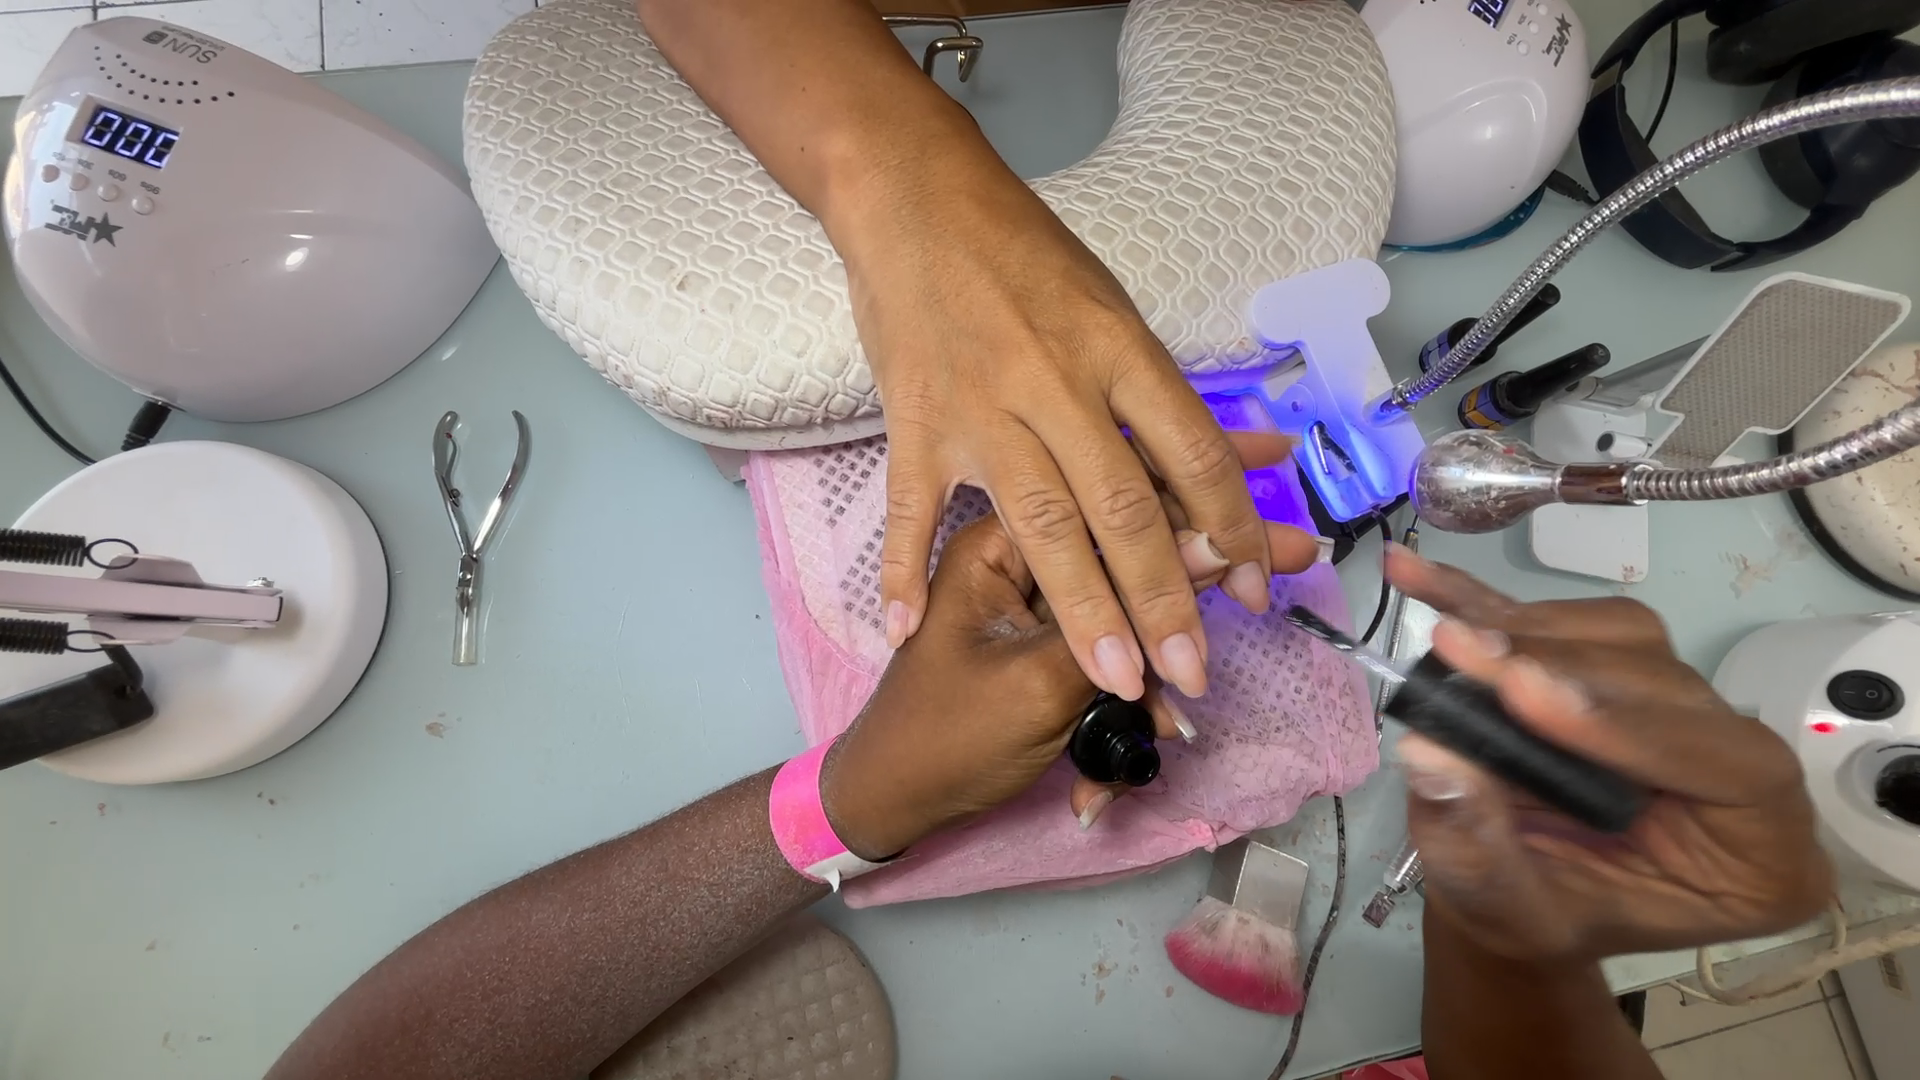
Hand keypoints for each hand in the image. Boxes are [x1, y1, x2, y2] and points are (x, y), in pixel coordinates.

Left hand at [821, 433, 1317, 858]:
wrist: (894, 797)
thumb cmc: (950, 737)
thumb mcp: (1037, 681)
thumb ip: (1121, 615)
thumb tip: (1208, 550)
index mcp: (998, 542)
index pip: (1103, 499)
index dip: (1192, 500)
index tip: (1266, 496)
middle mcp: (1019, 554)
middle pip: (1126, 534)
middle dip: (1209, 543)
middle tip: (1291, 547)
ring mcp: (1035, 595)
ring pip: (1124, 582)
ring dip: (1186, 604)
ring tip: (1262, 594)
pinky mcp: (1047, 634)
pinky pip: (1111, 624)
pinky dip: (1148, 656)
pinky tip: (1176, 698)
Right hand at [834, 157, 1277, 703]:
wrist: (917, 201)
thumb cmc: (1023, 252)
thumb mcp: (1111, 306)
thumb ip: (1158, 392)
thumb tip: (1238, 456)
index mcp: (1117, 349)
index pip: (1193, 456)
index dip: (1231, 532)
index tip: (1249, 594)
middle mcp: (1057, 388)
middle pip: (1124, 510)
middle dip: (1164, 600)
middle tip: (1191, 675)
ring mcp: (981, 414)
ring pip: (1040, 525)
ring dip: (1080, 610)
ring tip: (1112, 680)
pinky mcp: (915, 427)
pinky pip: (910, 509)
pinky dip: (901, 570)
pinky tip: (899, 628)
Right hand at [1386, 547, 1832, 962]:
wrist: (1498, 887)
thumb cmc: (1517, 912)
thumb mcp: (1496, 900)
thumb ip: (1471, 840)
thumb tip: (1428, 753)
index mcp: (1749, 852)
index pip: (1728, 768)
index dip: (1629, 724)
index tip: (1520, 694)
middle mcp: (1722, 770)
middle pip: (1664, 684)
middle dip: (1552, 664)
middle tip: (1456, 649)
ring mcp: (1658, 709)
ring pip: (1614, 634)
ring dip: (1521, 626)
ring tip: (1442, 633)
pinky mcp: (1592, 671)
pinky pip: (1545, 619)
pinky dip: (1474, 596)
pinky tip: (1415, 577)